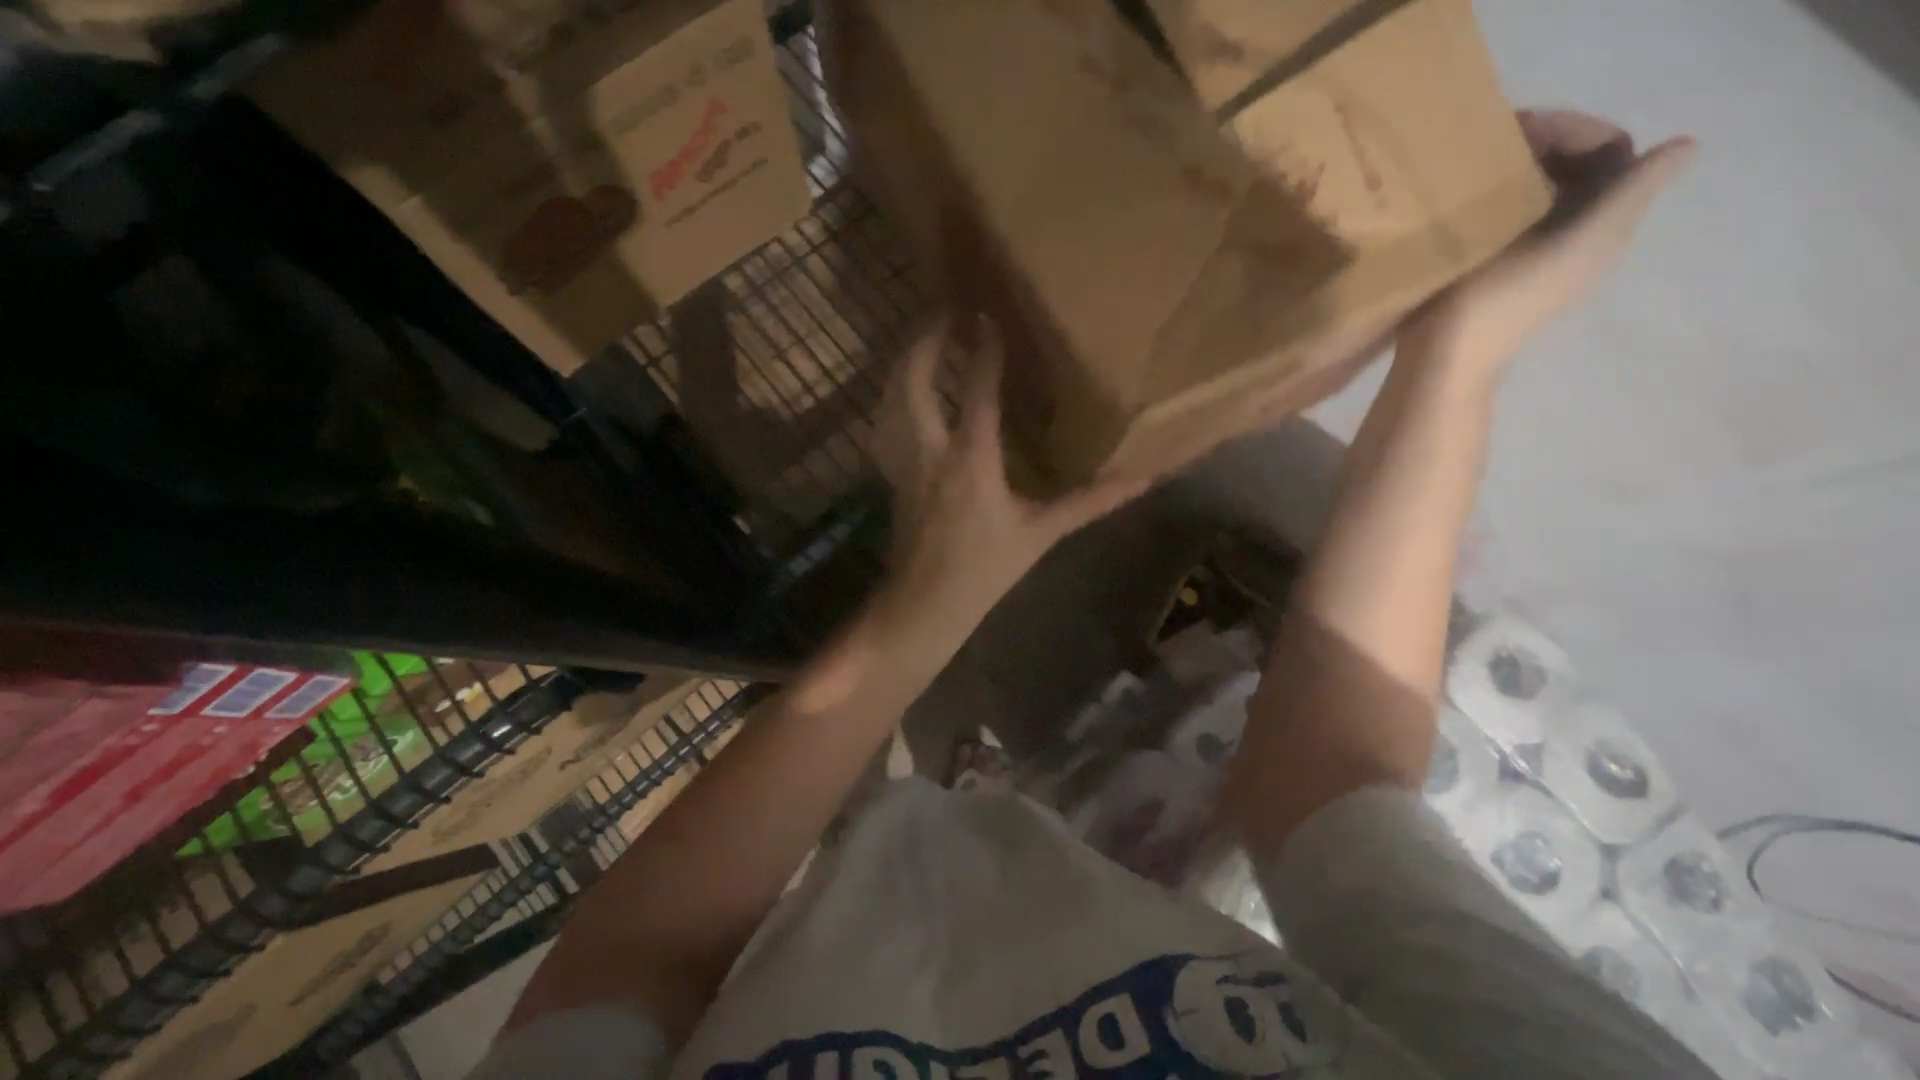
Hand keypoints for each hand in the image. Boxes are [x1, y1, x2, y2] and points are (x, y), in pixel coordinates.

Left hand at [868, 317, 1148, 626]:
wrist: (922, 608)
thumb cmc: (984, 573)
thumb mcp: (1041, 534)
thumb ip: (1089, 502)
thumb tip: (1142, 479)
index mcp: (970, 461)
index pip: (976, 390)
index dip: (985, 351)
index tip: (992, 316)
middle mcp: (928, 451)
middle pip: (914, 380)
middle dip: (927, 341)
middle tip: (949, 314)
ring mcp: (902, 461)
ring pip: (890, 397)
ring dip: (906, 362)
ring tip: (929, 341)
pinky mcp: (890, 474)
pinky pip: (885, 421)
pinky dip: (894, 394)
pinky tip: (909, 391)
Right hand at [1403, 110, 1696, 376]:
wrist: (1445, 358)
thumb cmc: (1505, 299)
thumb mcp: (1578, 245)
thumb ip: (1628, 195)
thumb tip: (1687, 146)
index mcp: (1600, 225)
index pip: (1606, 151)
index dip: (1574, 128)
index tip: (1521, 127)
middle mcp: (1573, 232)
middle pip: (1573, 165)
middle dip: (1543, 142)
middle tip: (1494, 138)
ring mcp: (1530, 248)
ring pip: (1538, 184)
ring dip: (1515, 164)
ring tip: (1476, 160)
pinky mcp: (1492, 260)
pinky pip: (1505, 207)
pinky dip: (1493, 189)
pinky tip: (1465, 194)